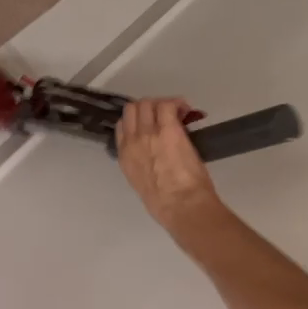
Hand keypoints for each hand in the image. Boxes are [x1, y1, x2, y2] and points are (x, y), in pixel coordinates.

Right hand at [116, 98, 226, 236]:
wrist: (181, 205)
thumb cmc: (164, 205)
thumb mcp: (142, 184)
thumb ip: (142, 166)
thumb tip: (154, 160)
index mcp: (125, 157)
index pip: (121, 127)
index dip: (136, 122)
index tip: (150, 126)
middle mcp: (132, 141)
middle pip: (132, 109)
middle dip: (148, 108)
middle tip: (164, 115)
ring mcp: (149, 133)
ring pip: (147, 103)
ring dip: (161, 103)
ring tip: (176, 112)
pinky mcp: (169, 129)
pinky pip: (168, 105)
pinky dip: (177, 103)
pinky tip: (186, 110)